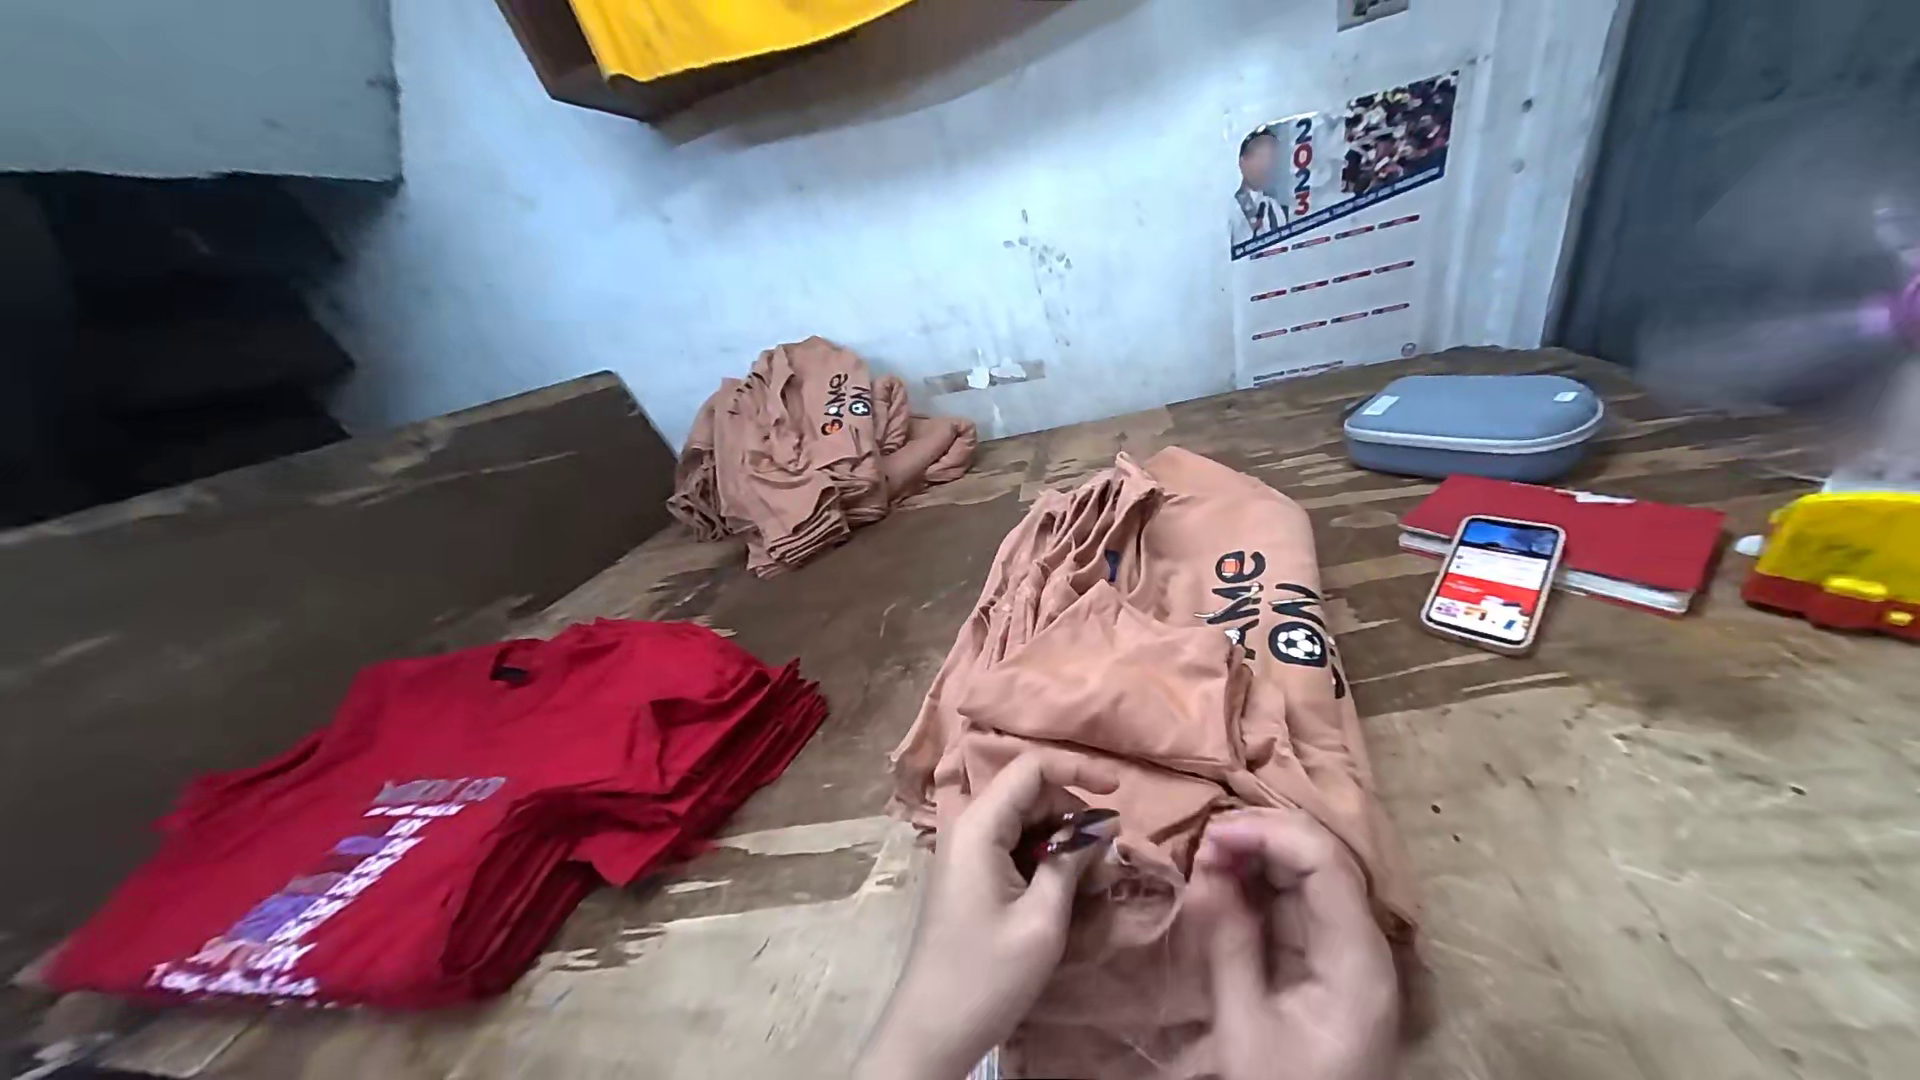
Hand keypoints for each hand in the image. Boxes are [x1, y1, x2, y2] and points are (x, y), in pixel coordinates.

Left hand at [855, 753, 1118, 1079]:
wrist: (933, 1027)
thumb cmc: (988, 975)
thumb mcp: (1043, 919)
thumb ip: (1072, 861)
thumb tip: (1102, 824)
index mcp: (979, 824)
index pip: (1030, 768)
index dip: (1076, 768)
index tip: (1116, 789)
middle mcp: (969, 823)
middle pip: (1029, 791)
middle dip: (1072, 812)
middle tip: (1106, 852)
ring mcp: (968, 845)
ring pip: (1025, 816)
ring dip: (1062, 835)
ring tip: (1092, 874)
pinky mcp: (972, 866)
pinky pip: (1014, 840)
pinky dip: (1044, 852)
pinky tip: (1065, 883)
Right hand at [1186, 809, 1399, 1079]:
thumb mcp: (1246, 1026)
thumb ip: (1229, 942)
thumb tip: (1209, 867)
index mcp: (1357, 960)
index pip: (1325, 863)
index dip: (1267, 833)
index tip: (1212, 837)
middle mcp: (1360, 940)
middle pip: (1318, 855)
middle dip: (1257, 834)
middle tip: (1204, 844)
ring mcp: (1342, 942)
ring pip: (1303, 865)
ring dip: (1252, 849)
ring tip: (1207, 855)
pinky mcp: (1321, 949)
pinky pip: (1290, 891)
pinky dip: (1253, 873)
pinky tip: (1222, 873)